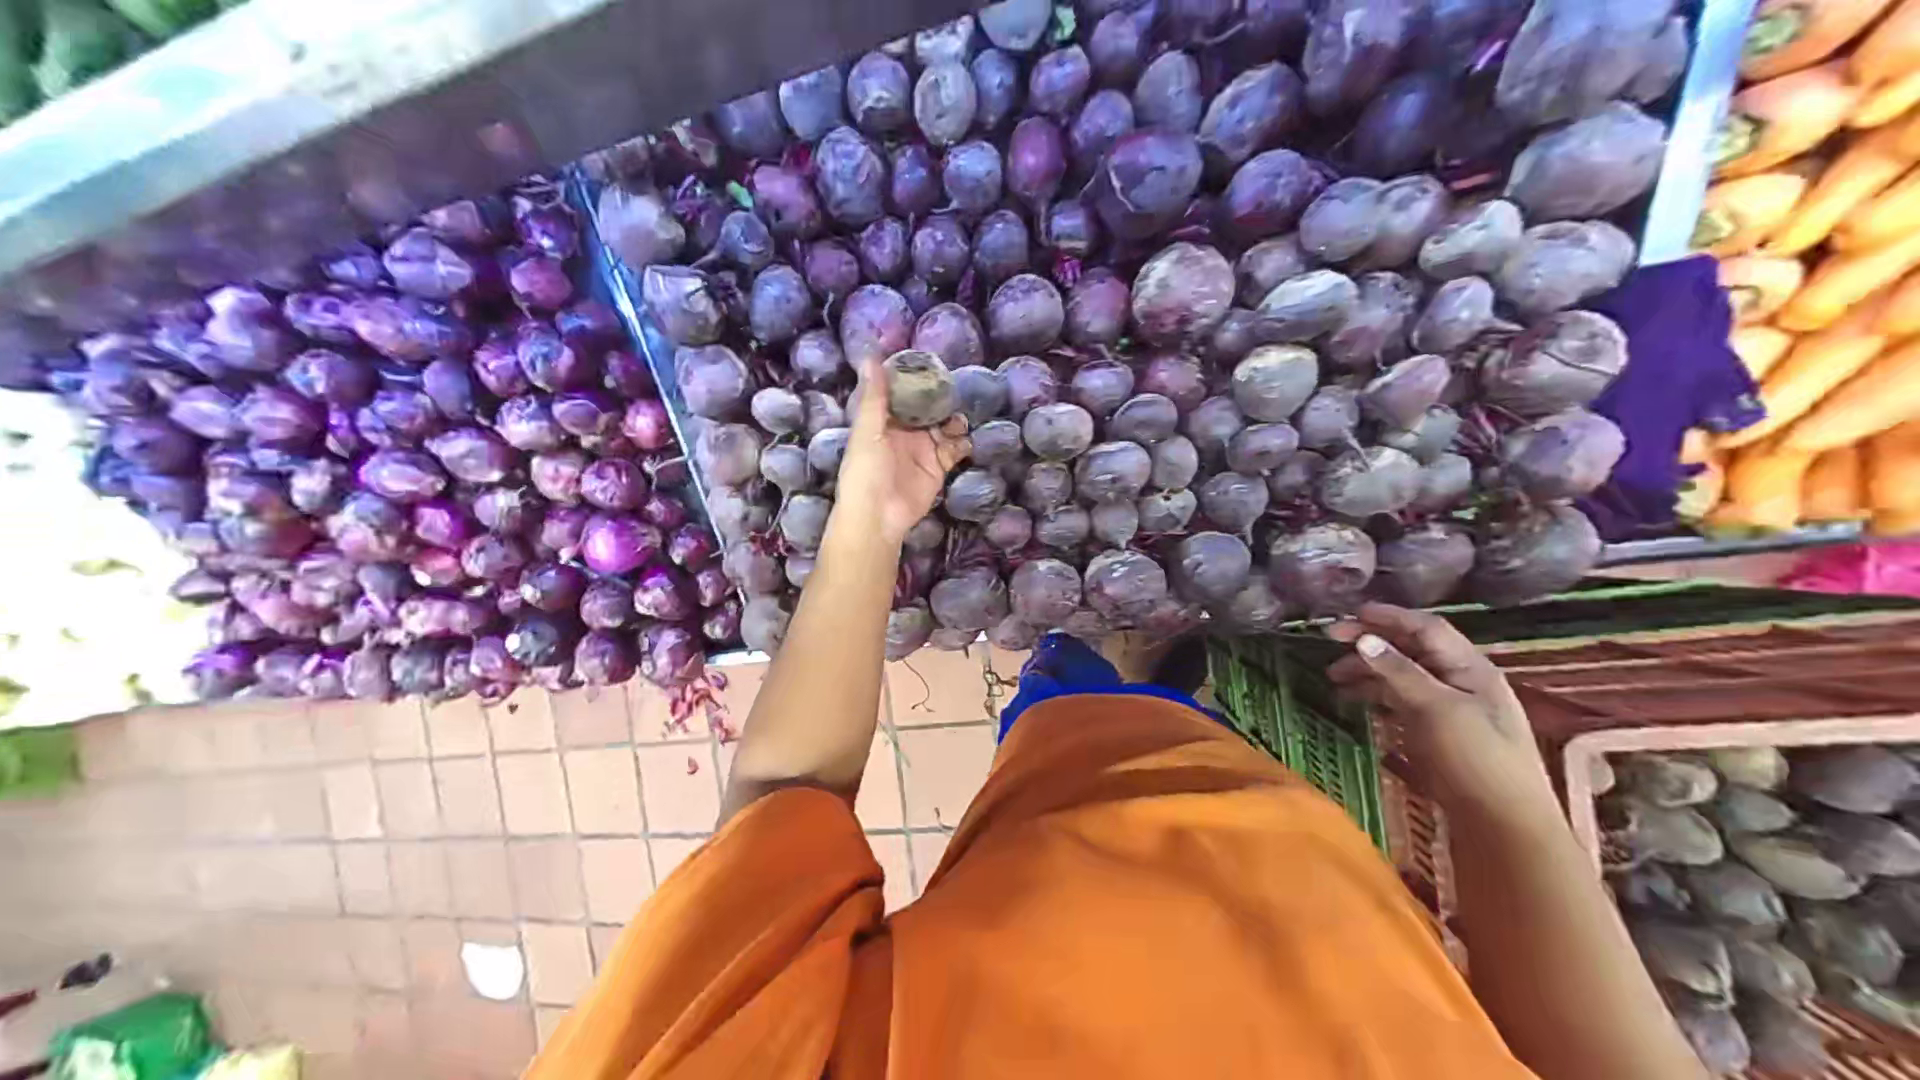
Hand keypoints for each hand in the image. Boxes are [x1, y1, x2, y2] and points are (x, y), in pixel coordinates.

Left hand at [833, 356, 971, 546]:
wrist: (878, 516)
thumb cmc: (865, 471)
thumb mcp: (868, 430)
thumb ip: (874, 395)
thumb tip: (870, 355)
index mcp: (883, 420)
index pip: (901, 393)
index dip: (914, 379)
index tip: (930, 363)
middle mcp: (905, 432)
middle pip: (927, 408)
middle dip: (940, 399)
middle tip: (953, 389)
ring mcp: (923, 449)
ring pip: (945, 426)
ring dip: (954, 420)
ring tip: (958, 420)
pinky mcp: (938, 467)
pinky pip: (955, 449)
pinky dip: (962, 443)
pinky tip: (964, 440)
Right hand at [1327, 603, 1557, 823]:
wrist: (1503, 824)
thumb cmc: (1475, 758)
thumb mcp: (1435, 708)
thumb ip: (1399, 671)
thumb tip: (1363, 639)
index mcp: (1470, 668)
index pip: (1425, 628)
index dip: (1389, 617)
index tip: (1350, 613)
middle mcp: (1460, 681)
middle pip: (1410, 650)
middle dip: (1370, 642)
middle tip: (1330, 641)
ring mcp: (1449, 708)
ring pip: (1401, 676)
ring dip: (1367, 671)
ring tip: (1333, 678)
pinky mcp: (1437, 732)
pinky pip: (1400, 701)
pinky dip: (1375, 696)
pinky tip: (1354, 702)